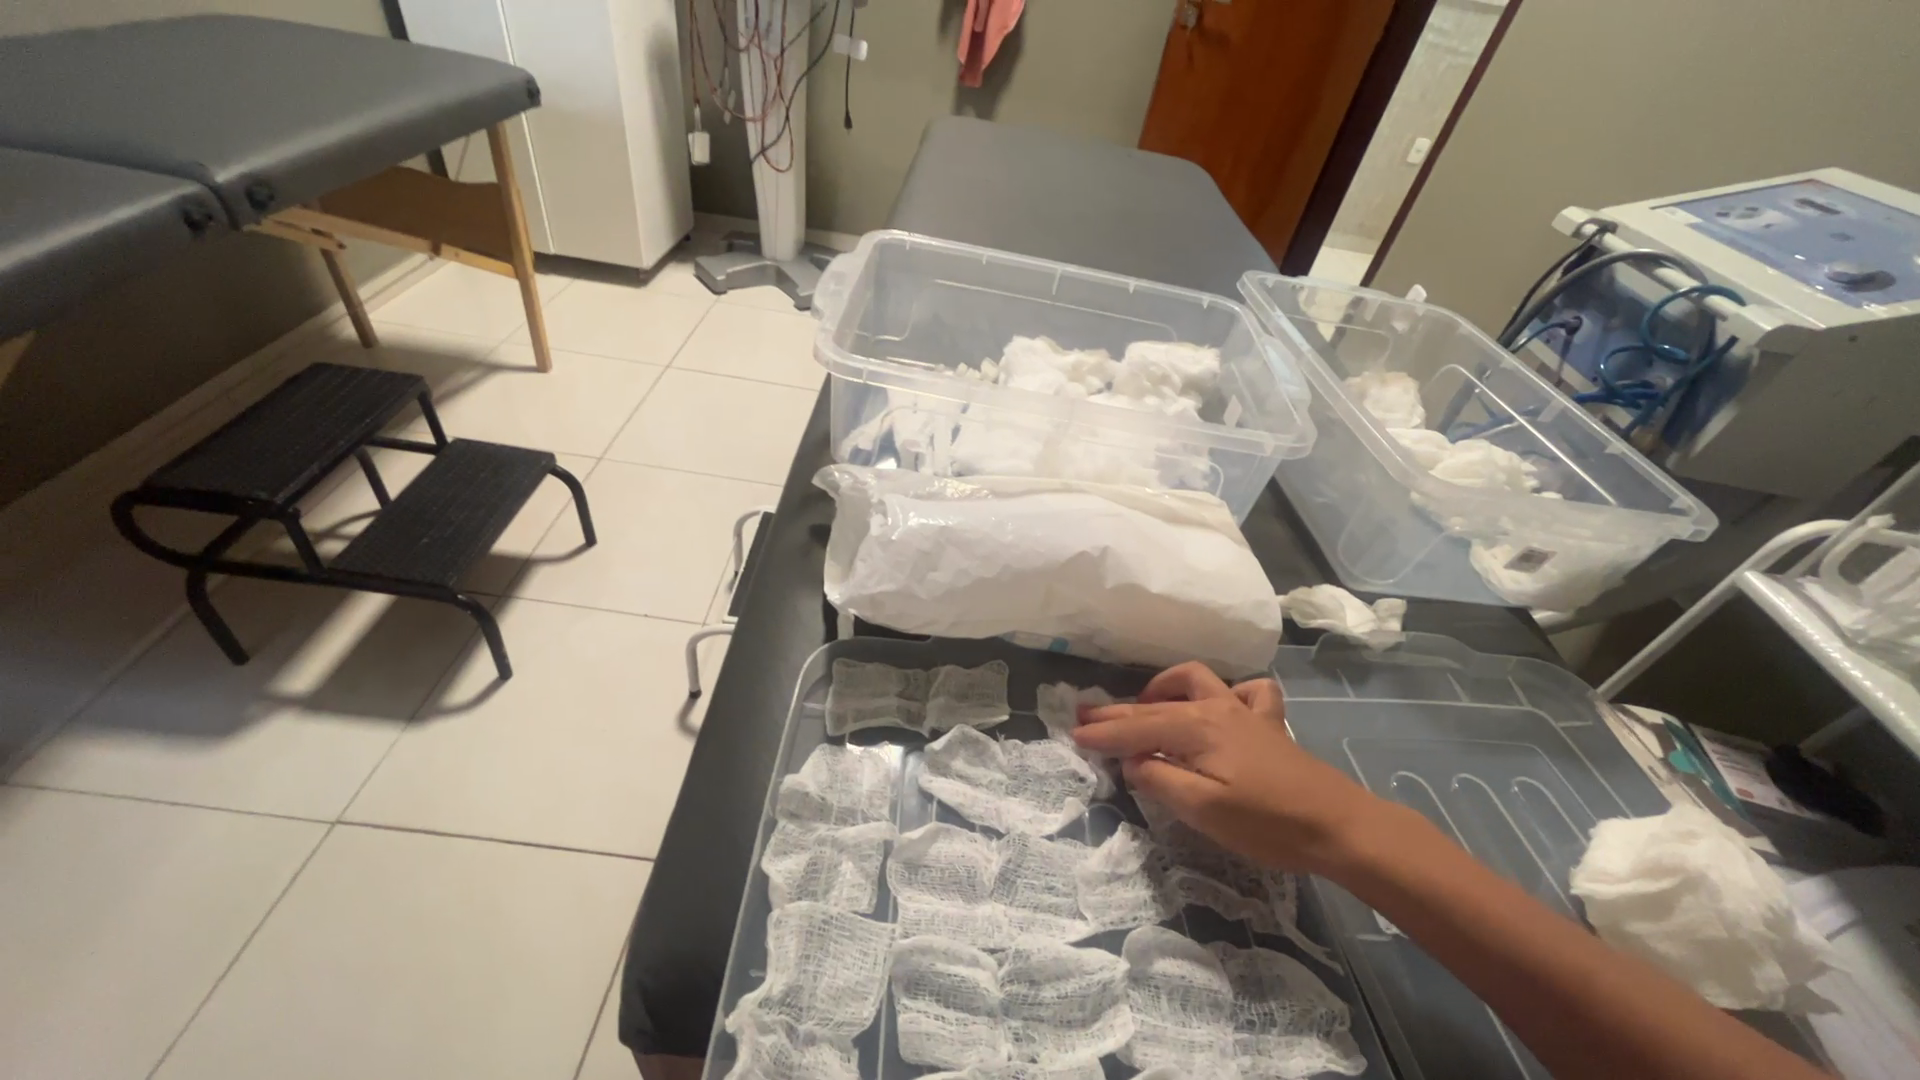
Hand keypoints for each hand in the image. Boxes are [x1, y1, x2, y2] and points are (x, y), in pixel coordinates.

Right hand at [1072, 661, 1390, 874]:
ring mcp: (1245, 712)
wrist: (1340, 827)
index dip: (1104, 734)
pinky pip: (1246, 692)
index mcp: (1197, 728)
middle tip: (1085, 716)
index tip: (1074, 735)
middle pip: (1157, 705)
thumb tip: (1132, 761)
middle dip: (1119, 711)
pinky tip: (1219, 705)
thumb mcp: (1204, 810)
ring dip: (1164, 688)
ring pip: (1196, 682)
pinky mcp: (1269, 724)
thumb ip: (1161, 781)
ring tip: (1143, 703)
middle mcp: (1217, 709)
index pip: (1138, 730)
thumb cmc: (1268, 824)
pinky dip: (1225, 692)